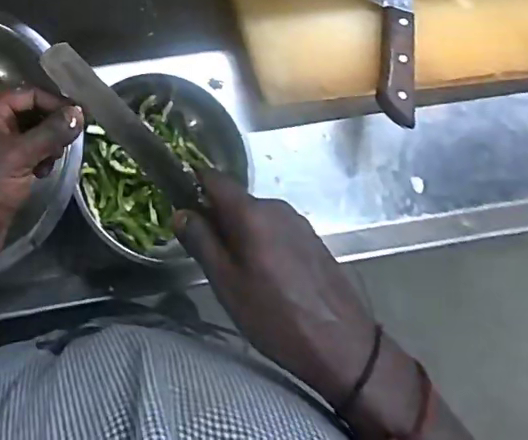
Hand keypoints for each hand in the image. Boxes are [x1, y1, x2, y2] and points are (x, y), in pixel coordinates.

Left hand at [0, 88, 82, 276]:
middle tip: (73, 138)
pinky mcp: (3, 169)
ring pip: (32, 133)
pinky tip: (44, 172)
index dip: (54, 101)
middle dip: (52, 123)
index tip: (81, 115)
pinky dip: (40, 158)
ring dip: (48, 143)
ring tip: (54, 158)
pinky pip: (28, 153)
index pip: (28, 93)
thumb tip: (79, 113)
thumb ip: (51, 132)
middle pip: (30, 111)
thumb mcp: (20, 156)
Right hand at [173, 170, 379, 413]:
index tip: (180, 203)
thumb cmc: (277, 317)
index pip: (213, 177)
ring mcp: (298, 222)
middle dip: (217, 217)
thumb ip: (200, 242)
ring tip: (238, 271)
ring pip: (256, 216)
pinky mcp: (314, 240)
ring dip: (241, 232)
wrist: (348, 350)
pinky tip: (267, 277)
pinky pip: (276, 229)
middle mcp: (275, 206)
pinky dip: (263, 242)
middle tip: (207, 252)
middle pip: (235, 199)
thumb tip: (180, 213)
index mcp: (250, 211)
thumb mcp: (227, 284)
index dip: (193, 184)